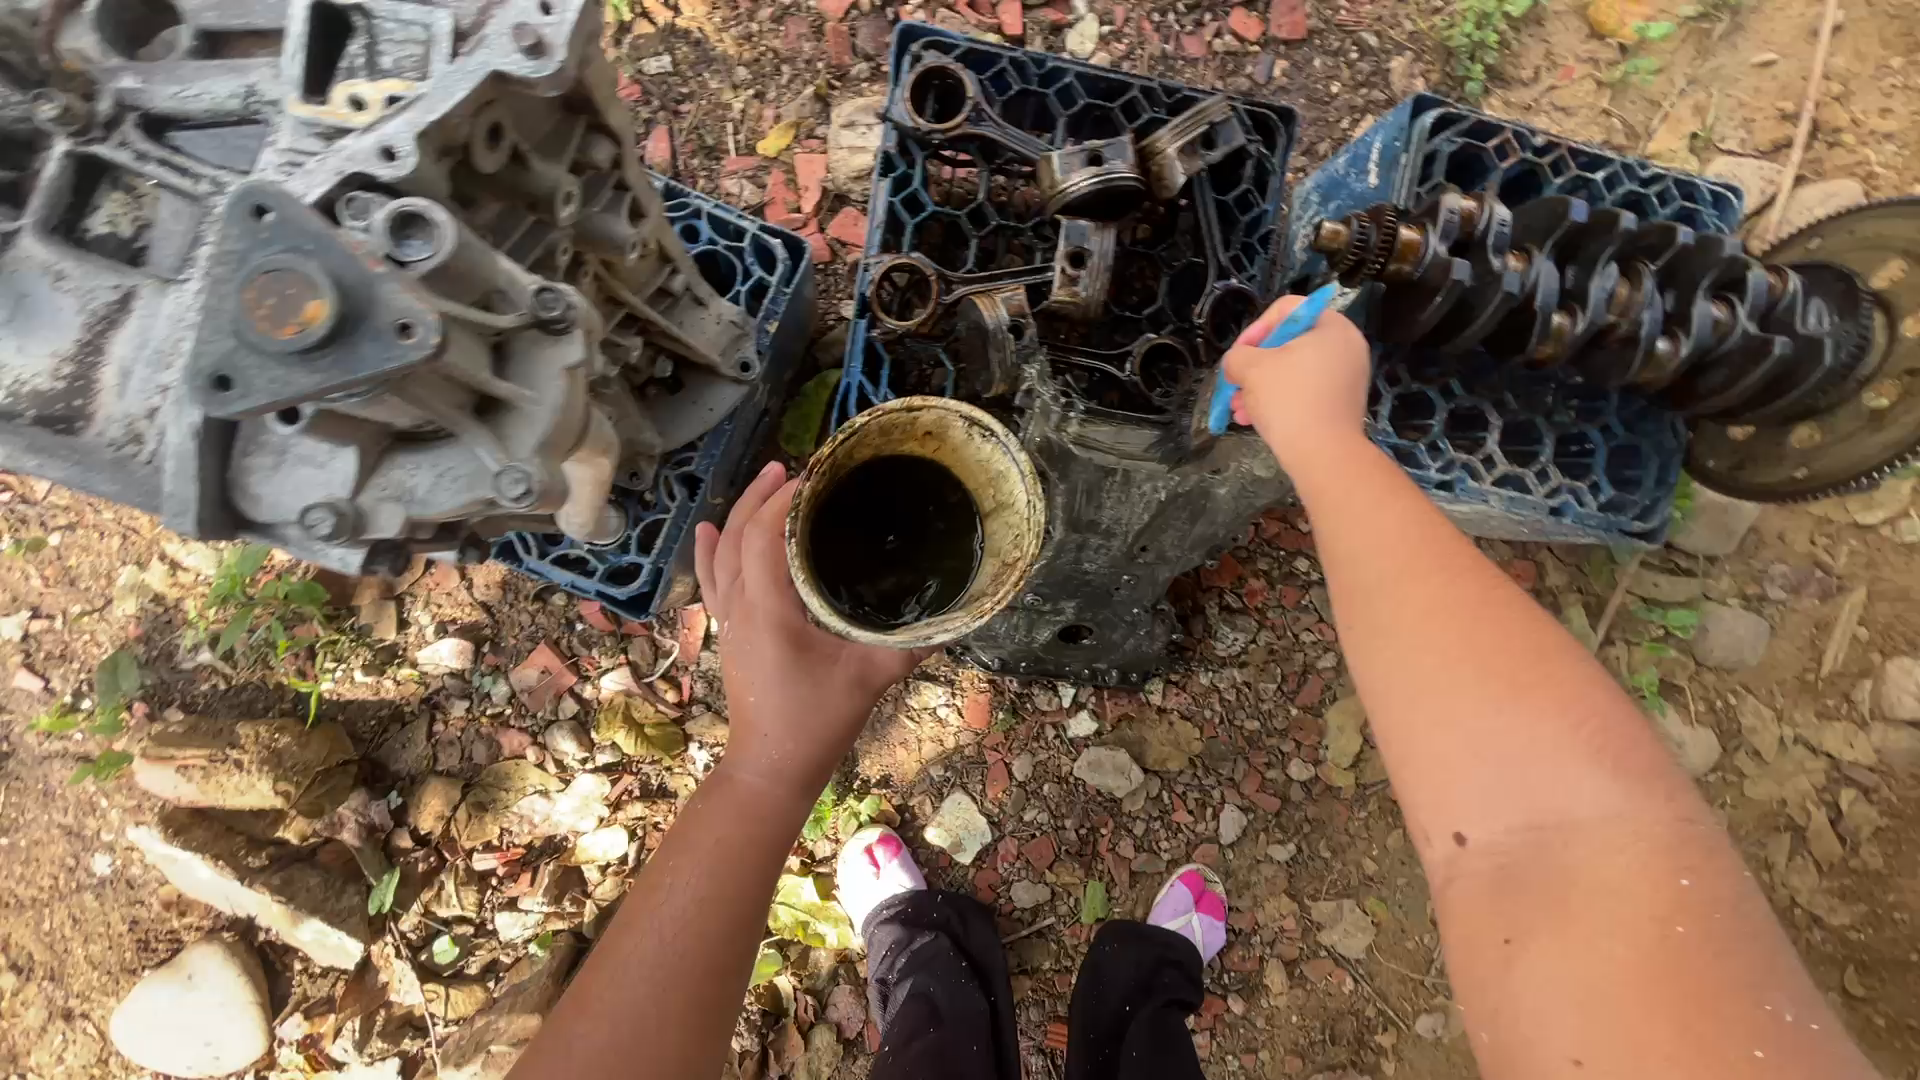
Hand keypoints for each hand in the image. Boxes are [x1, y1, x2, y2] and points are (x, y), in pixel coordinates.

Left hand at [693, 461, 932, 799]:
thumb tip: (955, 612)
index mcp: (770, 609)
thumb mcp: (870, 677)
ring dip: (741, 512)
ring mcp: (729, 619)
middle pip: (740, 535)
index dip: (786, 500)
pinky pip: (712, 581)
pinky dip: (710, 550)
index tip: (818, 476)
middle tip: (795, 465)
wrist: (772, 767)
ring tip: (765, 479)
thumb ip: (911, 642)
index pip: (766, 537)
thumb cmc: (818, 721)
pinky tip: (707, 529)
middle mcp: (741, 606)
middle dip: (764, 495)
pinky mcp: (729, 632)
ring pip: (724, 553)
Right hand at [1221, 292, 1373, 468]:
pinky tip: (1254, 419)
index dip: (1255, 329)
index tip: (1238, 355)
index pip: (1286, 310)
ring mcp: (1346, 376)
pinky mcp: (1340, 403)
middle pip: (1287, 343)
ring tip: (1238, 408)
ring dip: (1260, 386)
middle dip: (1254, 366)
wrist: (1322, 453)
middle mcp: (1345, 346)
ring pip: (1292, 371)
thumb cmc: (1288, 400)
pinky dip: (1279, 400)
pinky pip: (1304, 391)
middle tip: (1235, 384)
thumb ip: (1237, 356)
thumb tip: (1237, 362)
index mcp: (1331, 327)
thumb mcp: (1250, 369)